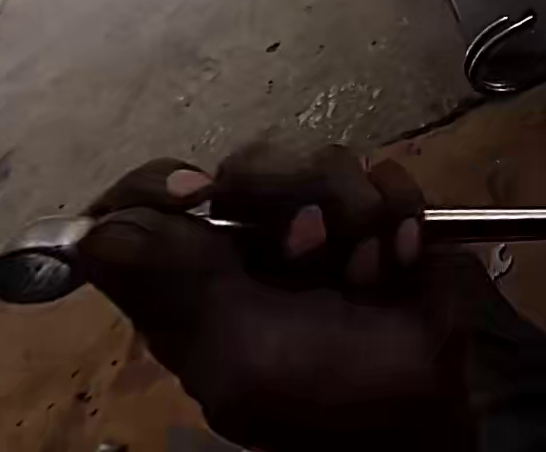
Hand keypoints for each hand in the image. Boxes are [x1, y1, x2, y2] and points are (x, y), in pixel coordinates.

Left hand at [76, 141, 485, 451]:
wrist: (448, 376)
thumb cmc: (338, 386)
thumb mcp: (246, 358)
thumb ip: (182, 290)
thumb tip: (97, 234)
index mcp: (198, 286)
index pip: (142, 213)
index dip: (157, 187)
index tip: (197, 192)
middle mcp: (255, 242)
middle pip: (248, 165)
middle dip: (289, 198)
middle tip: (312, 240)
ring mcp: (326, 217)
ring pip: (325, 160)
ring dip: (356, 216)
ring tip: (371, 266)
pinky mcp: (383, 202)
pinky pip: (384, 171)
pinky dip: (398, 209)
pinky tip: (403, 252)